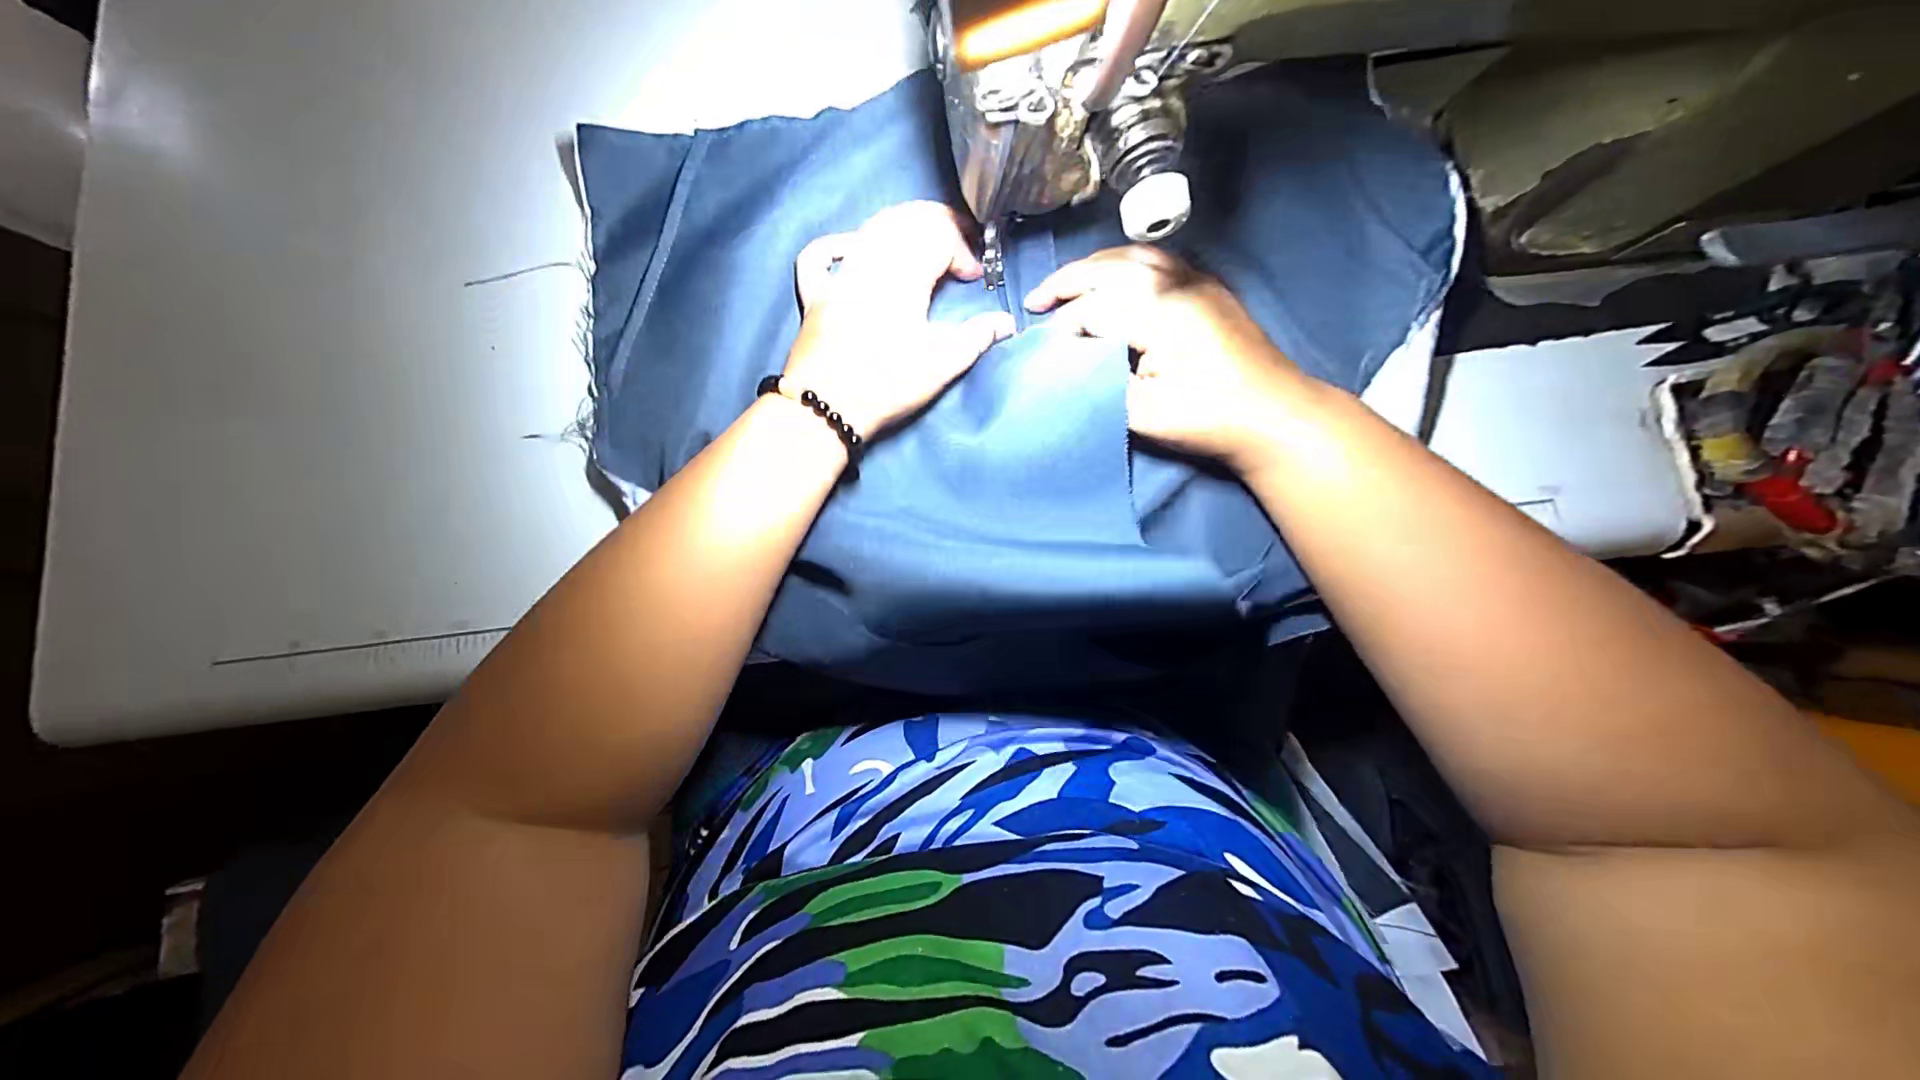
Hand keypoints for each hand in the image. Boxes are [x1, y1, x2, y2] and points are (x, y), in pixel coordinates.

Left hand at [781, 201, 1014, 436]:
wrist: (824, 408)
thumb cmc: (887, 385)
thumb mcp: (941, 364)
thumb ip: (977, 337)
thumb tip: (1006, 323)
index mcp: (904, 273)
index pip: (939, 235)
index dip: (963, 248)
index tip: (975, 277)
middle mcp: (870, 261)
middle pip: (906, 220)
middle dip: (938, 225)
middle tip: (959, 246)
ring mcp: (838, 275)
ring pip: (870, 229)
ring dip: (901, 227)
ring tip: (922, 246)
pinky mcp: (815, 294)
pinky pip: (820, 254)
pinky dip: (839, 242)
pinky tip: (854, 247)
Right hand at [1024, 245, 1311, 470]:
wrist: (1274, 415)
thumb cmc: (1207, 418)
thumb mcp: (1141, 413)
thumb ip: (1096, 384)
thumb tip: (1068, 365)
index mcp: (1156, 310)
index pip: (1092, 309)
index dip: (1063, 328)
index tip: (1043, 350)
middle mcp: (1174, 282)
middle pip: (1108, 267)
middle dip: (1067, 281)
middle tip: (1037, 300)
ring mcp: (1195, 281)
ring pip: (1132, 257)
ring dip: (1095, 268)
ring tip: (1069, 286)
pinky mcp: (1207, 288)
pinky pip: (1156, 262)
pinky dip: (1124, 267)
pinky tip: (1115, 283)